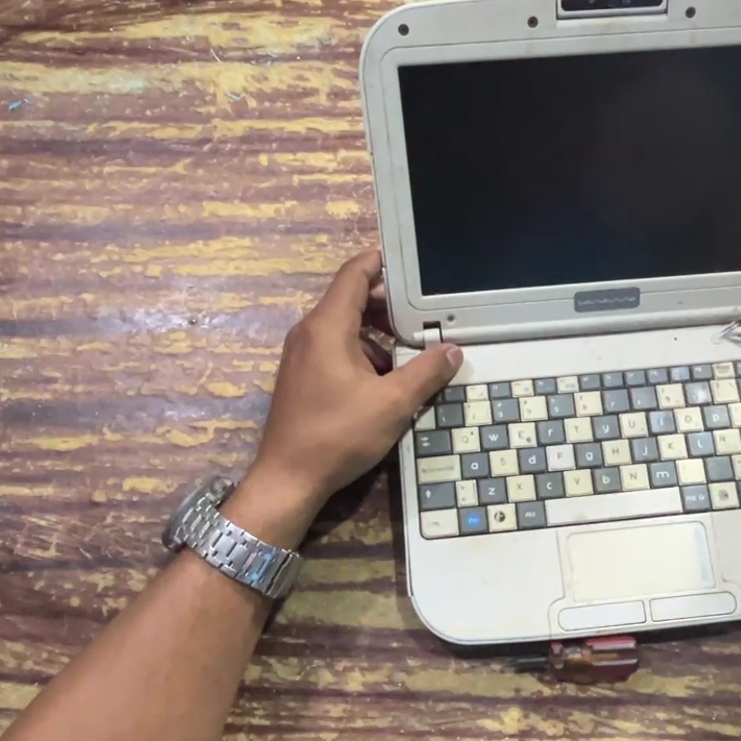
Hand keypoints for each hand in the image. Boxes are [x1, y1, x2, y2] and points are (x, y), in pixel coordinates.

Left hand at [230, 250, 461, 543]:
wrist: (288, 478)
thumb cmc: (338, 435)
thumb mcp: (392, 404)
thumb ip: (426, 372)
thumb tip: (453, 351)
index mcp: (327, 327)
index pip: (354, 274)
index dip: (382, 261)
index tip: (411, 262)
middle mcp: (310, 332)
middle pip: (352, 299)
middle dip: (390, 304)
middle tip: (427, 313)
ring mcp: (303, 355)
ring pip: (347, 328)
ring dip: (380, 333)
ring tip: (415, 347)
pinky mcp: (303, 376)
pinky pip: (337, 349)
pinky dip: (364, 353)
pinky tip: (389, 377)